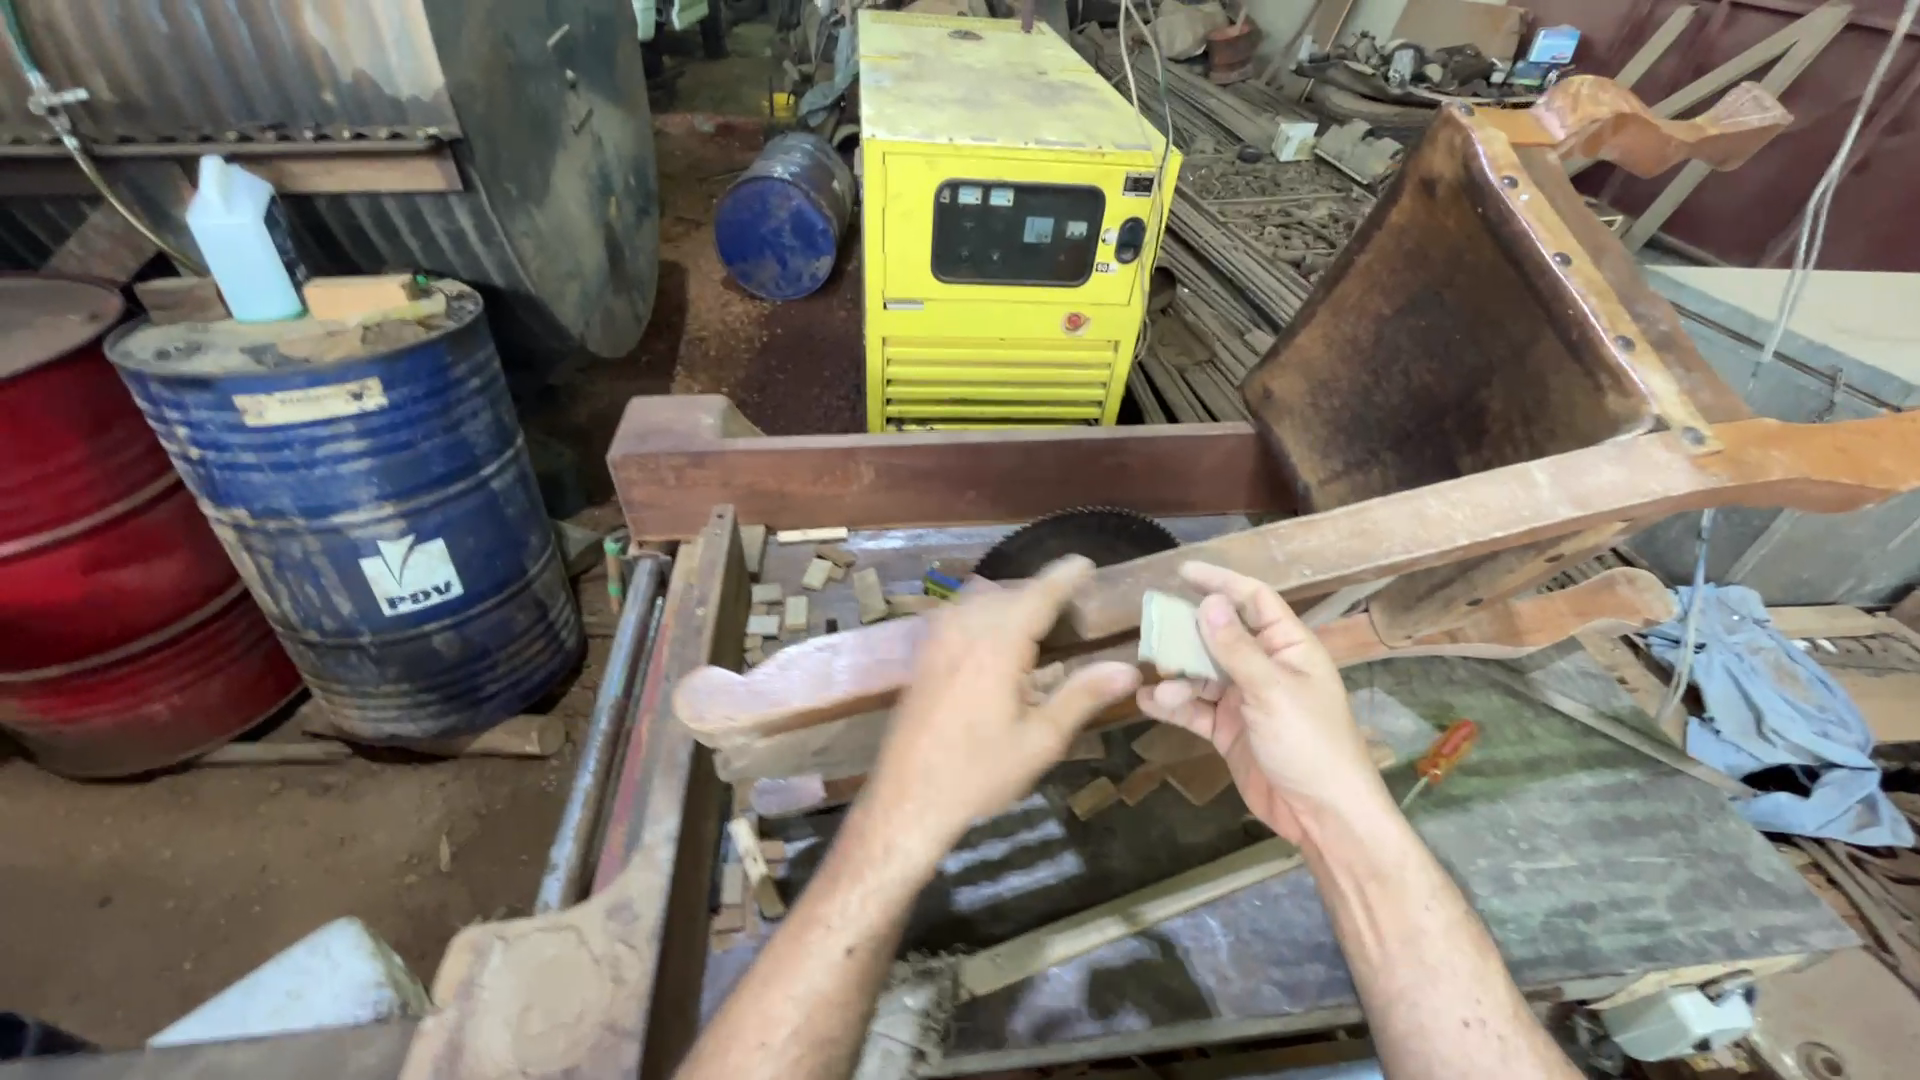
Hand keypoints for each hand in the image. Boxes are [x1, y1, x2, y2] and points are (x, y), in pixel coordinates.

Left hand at [864, 556, 1141, 859]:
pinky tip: (992, 640)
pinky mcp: (922, 658)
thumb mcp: (1040, 741)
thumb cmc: (979, 774)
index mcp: (996, 646)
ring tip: (1035, 621)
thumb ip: (1082, 696)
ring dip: (1008, 601)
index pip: (1036, 596)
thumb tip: (1128, 668)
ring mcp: (937, 643)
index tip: (1085, 563)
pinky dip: (980, 613)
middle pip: (1007, 594)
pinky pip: (955, 616)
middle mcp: (963, 632)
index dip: (1062, 577)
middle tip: (1070, 605)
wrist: (908, 799)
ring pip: (978, 601)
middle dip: (1038, 593)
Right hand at [1137, 561, 1392, 845]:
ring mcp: (1246, 700)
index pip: (1254, 601)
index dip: (1221, 582)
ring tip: (1160, 688)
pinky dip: (1173, 705)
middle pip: (1219, 636)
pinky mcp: (1229, 731)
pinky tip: (1148, 702)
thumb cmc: (1310, 744)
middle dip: (1186, 633)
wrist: (1323, 817)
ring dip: (1178, 678)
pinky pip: (1195, 709)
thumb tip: (1208, 601)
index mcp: (1289, 649)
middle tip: (1153, 629)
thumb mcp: (1271, 690)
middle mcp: (1266, 668)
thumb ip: (1236, 647)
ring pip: (1202, 674)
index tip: (1182, 572)